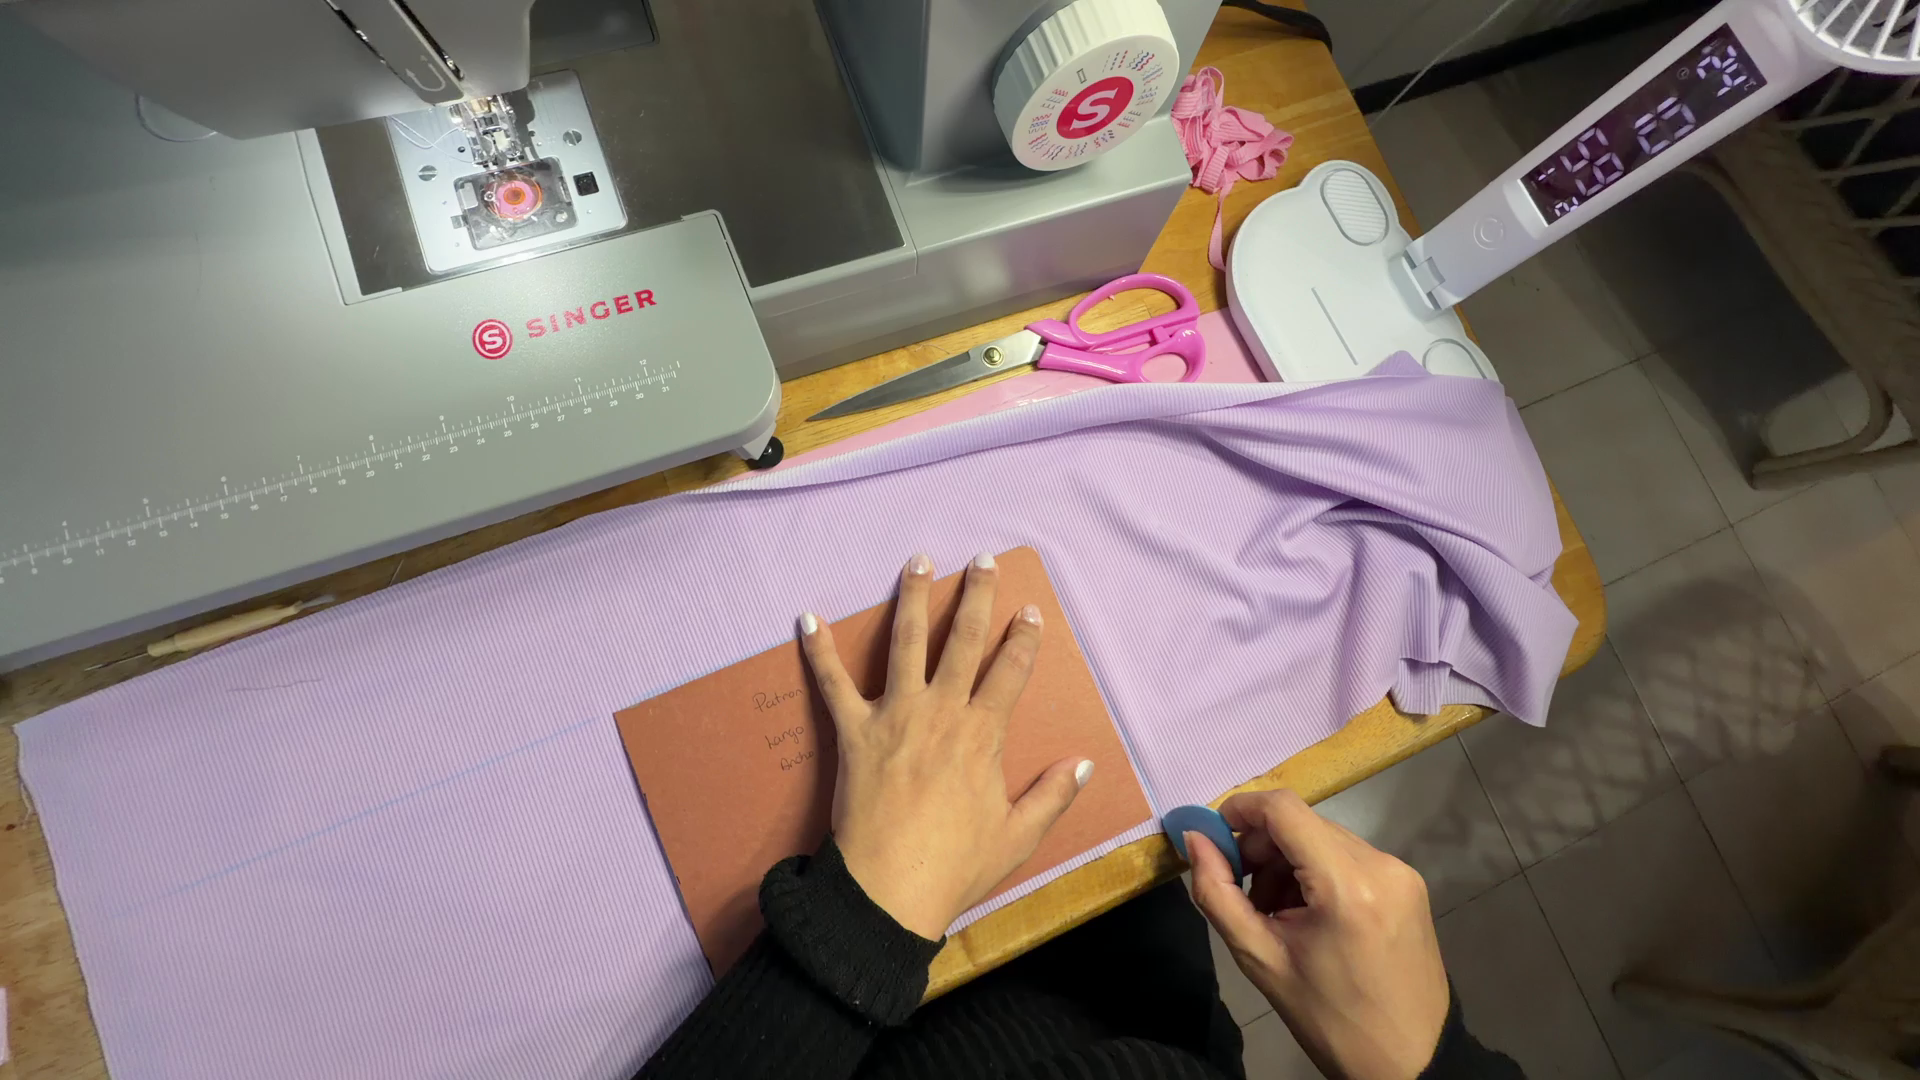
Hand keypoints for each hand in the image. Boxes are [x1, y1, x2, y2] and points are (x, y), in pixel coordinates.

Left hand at [799, 552, 1093, 939]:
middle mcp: (942, 711)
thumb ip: (1052, 796)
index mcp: (982, 734)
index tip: (1030, 610)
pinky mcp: (854, 730)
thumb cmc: (956, 866)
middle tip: (982, 560)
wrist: (889, 891)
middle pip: (963, 641)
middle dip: (976, 596)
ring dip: (912, 598)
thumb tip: (1084, 763)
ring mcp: (895, 715)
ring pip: (906, 643)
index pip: (1010, 672)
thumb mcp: (1017, 837)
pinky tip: (807, 617)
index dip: (1024, 638)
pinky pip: (833, 684)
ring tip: (918, 561)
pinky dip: (818, 650)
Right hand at [1187, 790, 1448, 1079]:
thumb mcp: (1259, 958)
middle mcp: (1380, 864)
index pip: (1283, 809)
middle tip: (1240, 885)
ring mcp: (1399, 871)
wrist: (1411, 1066)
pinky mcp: (1407, 882)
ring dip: (1285, 859)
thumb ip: (1216, 891)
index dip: (1241, 809)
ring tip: (1275, 908)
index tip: (1215, 836)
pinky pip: (1344, 854)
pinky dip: (1313, 869)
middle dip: (1260, 845)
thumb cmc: (1329, 1017)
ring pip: (1320, 835)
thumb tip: (1194, 838)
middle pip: (1300, 822)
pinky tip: (1306, 911)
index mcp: (1347, 885)